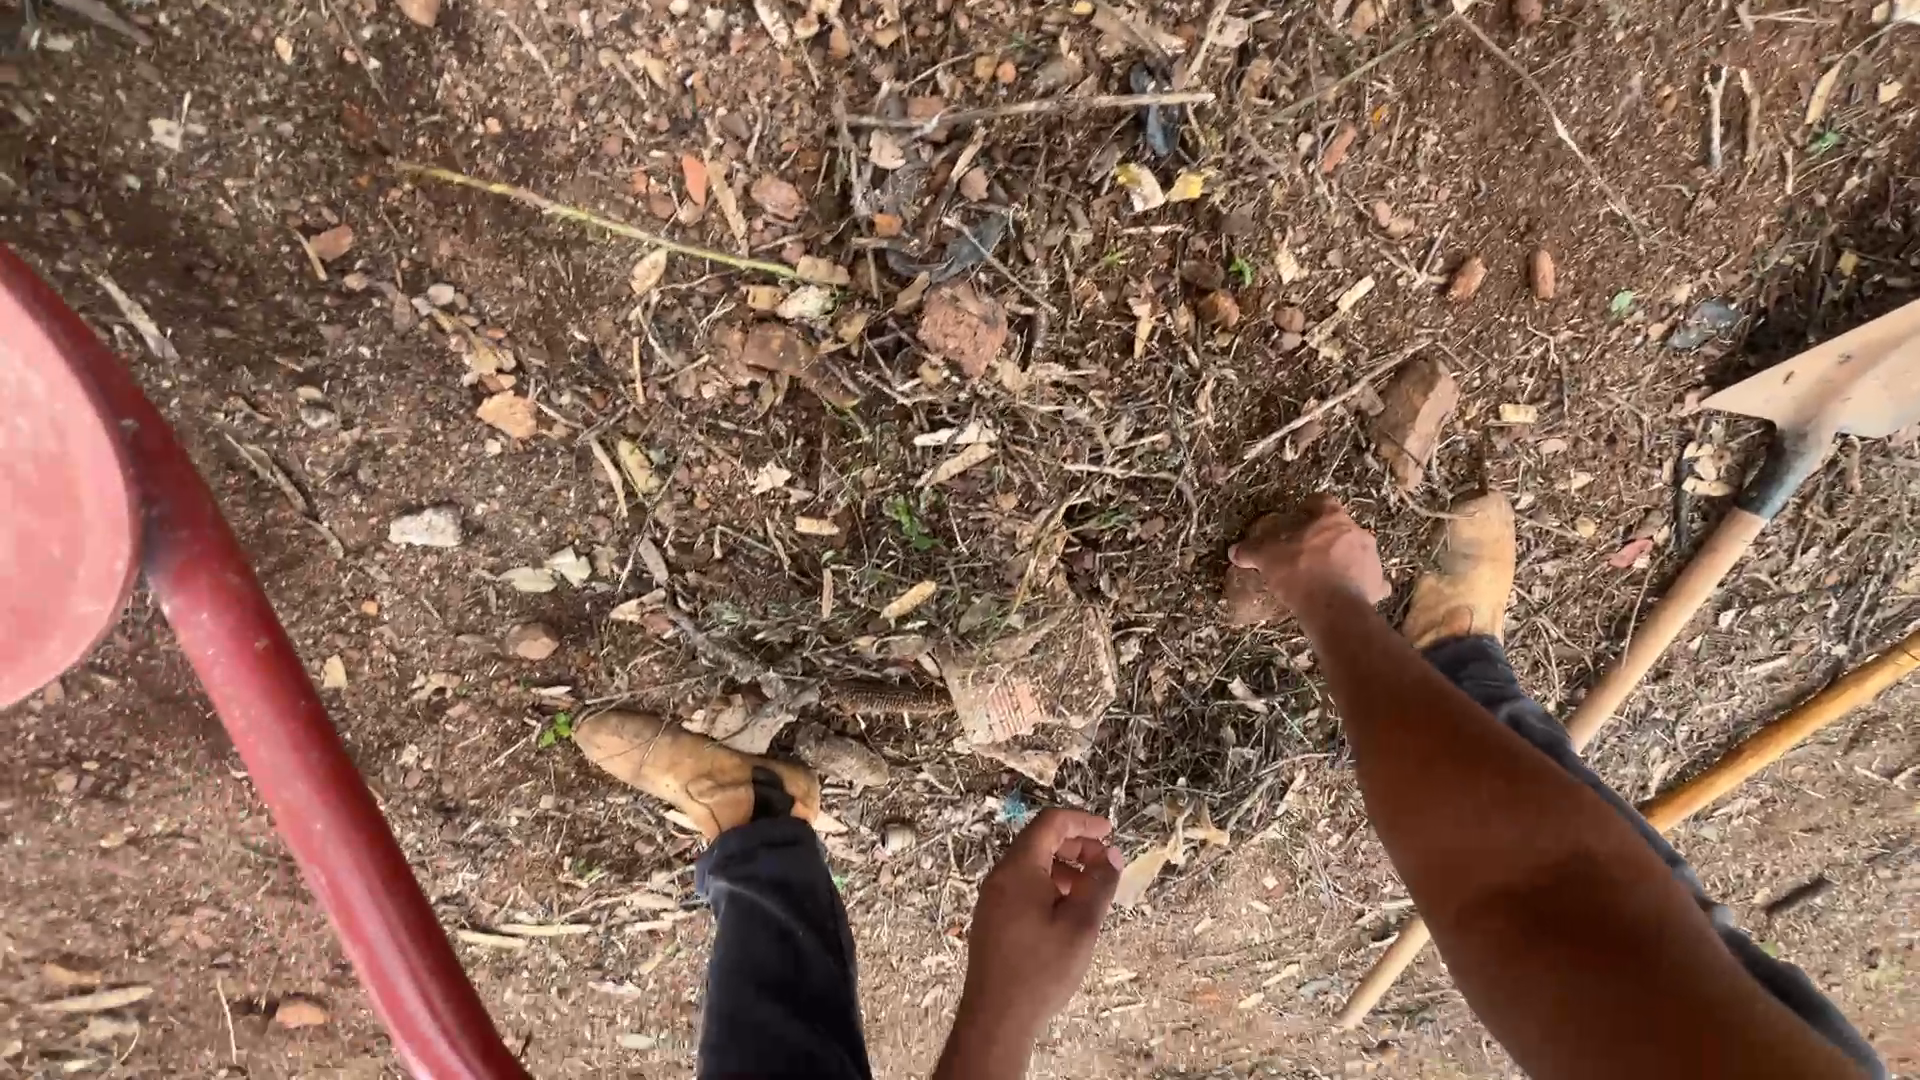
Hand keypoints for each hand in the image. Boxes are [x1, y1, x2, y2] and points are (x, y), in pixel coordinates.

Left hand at [937, 809, 1120, 1074]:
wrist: (996, 1018)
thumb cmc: (1040, 970)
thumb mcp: (1080, 925)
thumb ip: (1098, 884)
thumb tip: (1111, 854)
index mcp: (1019, 867)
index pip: (1051, 822)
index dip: (1083, 822)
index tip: (1109, 832)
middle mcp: (1001, 874)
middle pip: (1040, 840)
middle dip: (1077, 845)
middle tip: (1106, 863)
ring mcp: (993, 896)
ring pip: (1032, 864)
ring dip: (1065, 866)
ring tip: (1092, 890)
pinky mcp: (993, 916)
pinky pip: (1023, 884)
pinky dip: (1049, 884)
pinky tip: (1068, 910)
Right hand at [1228, 493, 1390, 610]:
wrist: (1333, 609)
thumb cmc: (1300, 573)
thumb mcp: (1267, 558)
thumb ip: (1252, 551)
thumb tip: (1235, 550)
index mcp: (1331, 519)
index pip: (1322, 502)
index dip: (1309, 508)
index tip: (1297, 517)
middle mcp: (1357, 534)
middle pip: (1340, 528)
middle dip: (1325, 537)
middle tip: (1305, 550)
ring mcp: (1371, 559)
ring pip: (1356, 552)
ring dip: (1343, 559)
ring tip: (1322, 575)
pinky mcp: (1377, 584)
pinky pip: (1369, 580)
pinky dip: (1358, 584)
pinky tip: (1344, 592)